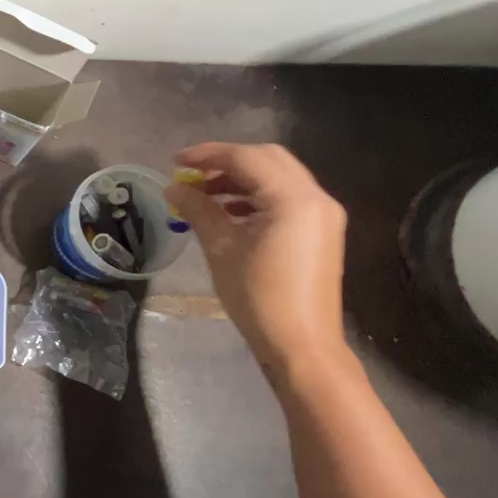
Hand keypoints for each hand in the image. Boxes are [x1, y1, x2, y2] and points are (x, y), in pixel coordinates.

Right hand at [164, 143, 348, 371]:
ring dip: (241, 179)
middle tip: (191, 174)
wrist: (301, 343)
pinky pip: (286, 198)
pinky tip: (229, 212)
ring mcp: (322, 214)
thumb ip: (198, 210)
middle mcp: (315, 197)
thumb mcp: (221, 249)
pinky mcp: (320, 231)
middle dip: (227, 162)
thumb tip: (174, 188)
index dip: (208, 155)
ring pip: (278, 177)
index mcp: (293, 199)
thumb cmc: (258, 295)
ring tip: (204, 195)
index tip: (175, 162)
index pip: (247, 159)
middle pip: (268, 160)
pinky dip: (257, 196)